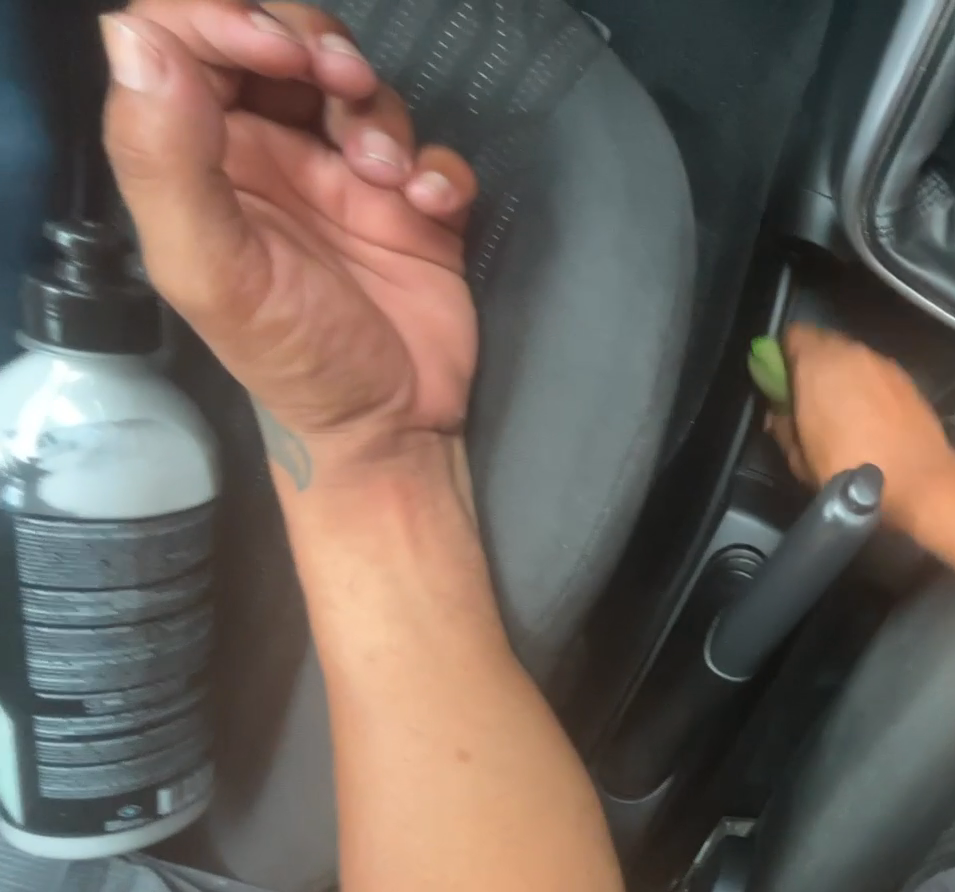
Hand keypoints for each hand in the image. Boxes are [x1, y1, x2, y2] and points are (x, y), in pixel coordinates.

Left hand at [98, 1, 478, 490]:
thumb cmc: (294, 356)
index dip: (228, 21)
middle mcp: (278, 158)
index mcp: (203, 158)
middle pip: (284, 49)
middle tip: (343, 82)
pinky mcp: (425, 216)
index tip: (279, 55)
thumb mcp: (212, 269)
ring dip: (384, 119)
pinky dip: (444, 172)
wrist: (393, 421)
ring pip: (368, 98)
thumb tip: (144, 37)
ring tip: (389, 179)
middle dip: (316, 48)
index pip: (187, 42)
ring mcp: (358, 186)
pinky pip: (439, 162)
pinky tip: (434, 207)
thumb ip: (166, 160)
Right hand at [767, 325, 954, 524]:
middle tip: (810, 399)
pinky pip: (878, 375)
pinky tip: (872, 418)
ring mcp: (884, 364)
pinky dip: (870, 387)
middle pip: (825, 343)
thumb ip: (782, 426)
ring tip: (844, 412)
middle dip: (814, 366)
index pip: (792, 336)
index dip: (783, 356)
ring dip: (845, 376)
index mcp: (818, 363)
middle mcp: (853, 353)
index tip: (782, 382)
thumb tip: (779, 414)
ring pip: (854, 359)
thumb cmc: (850, 470)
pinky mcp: (908, 380)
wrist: (918, 482)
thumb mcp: (799, 458)